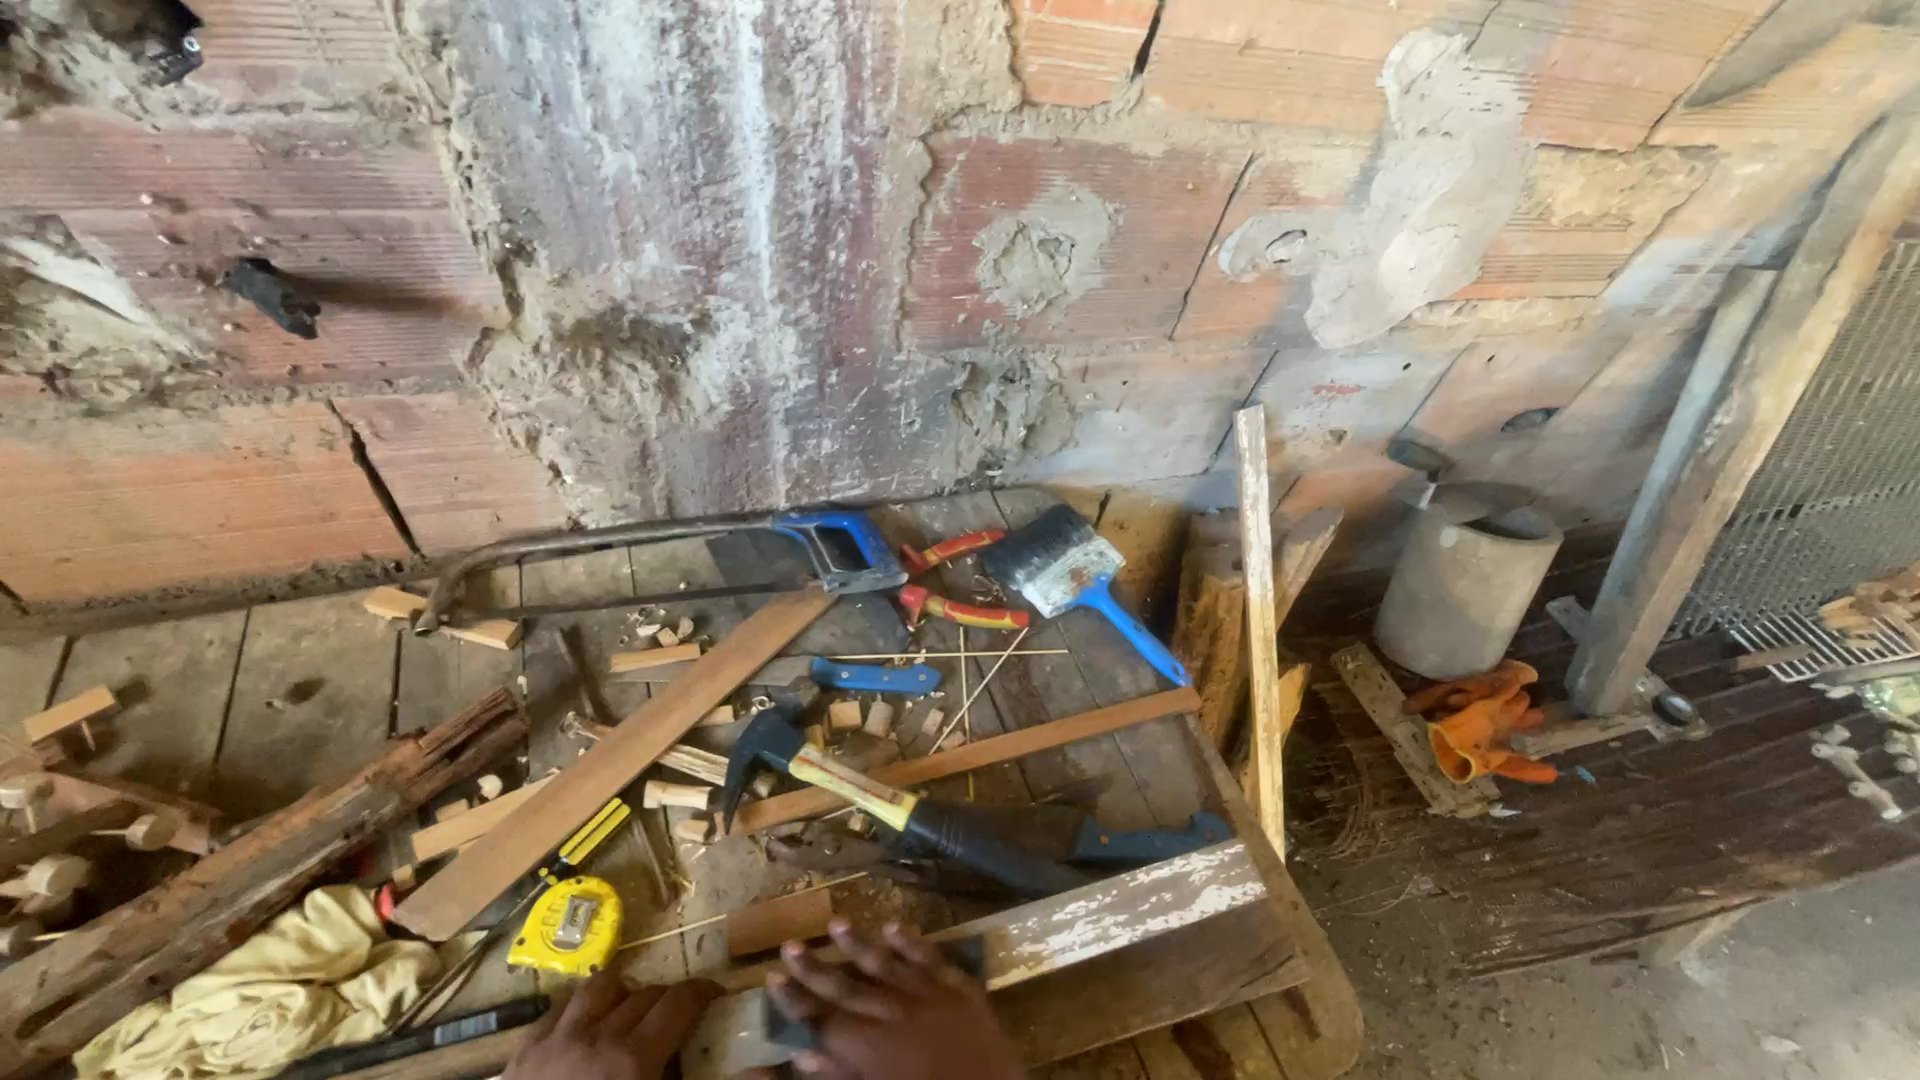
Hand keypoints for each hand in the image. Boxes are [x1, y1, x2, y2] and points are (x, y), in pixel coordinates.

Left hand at [504, 972, 718, 1079]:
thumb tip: (750, 1075)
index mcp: (633, 1060)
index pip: (681, 1000)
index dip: (704, 992)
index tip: (716, 998)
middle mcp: (596, 1037)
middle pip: (646, 993)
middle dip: (668, 1001)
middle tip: (677, 1021)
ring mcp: (555, 1042)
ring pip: (600, 986)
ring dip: (623, 995)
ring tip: (629, 1015)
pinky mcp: (521, 1055)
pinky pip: (556, 1011)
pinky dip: (577, 1013)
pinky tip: (583, 1034)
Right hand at [755, 920, 1023, 1079]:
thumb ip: (835, 1075)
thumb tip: (799, 1054)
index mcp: (867, 1048)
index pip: (821, 1017)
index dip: (796, 998)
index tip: (773, 977)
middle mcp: (892, 1013)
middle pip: (845, 987)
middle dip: (814, 967)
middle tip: (789, 944)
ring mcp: (928, 996)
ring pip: (885, 963)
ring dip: (858, 943)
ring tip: (836, 923)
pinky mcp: (960, 990)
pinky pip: (931, 959)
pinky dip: (912, 943)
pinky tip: (894, 926)